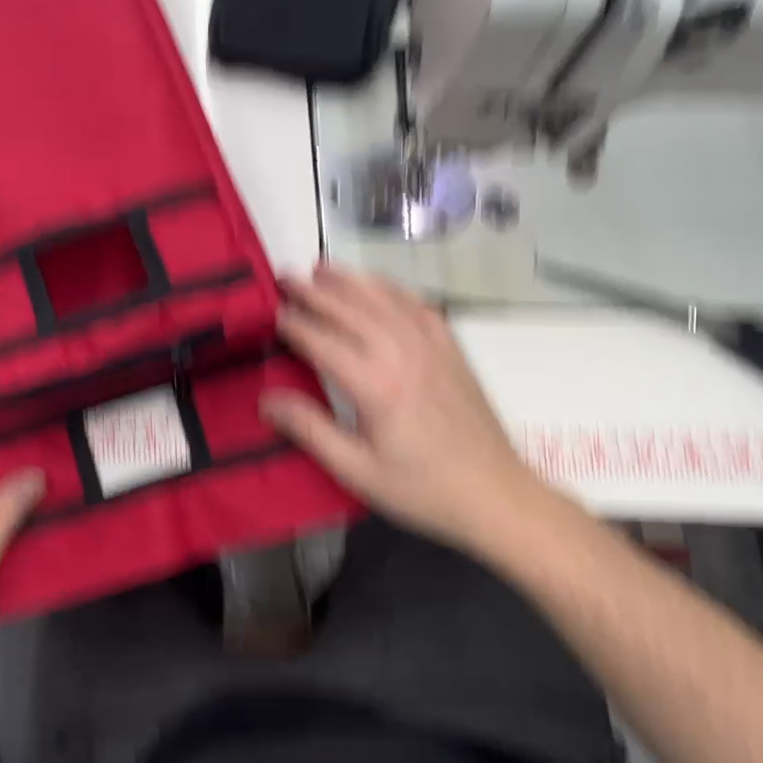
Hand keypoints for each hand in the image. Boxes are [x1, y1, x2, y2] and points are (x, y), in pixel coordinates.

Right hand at [260, 264, 537, 550]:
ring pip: (382, 298)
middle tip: (284, 278)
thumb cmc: (421, 488)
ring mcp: (430, 346)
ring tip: (321, 268)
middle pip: (348, 309)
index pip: (320, 340)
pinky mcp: (450, 348)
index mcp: (374, 385)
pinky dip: (390, 289)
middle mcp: (400, 353)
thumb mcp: (356, 471)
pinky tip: (375, 285)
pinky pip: (416, 305)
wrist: (495, 494)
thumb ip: (310, 430)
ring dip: (349, 280)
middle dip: (313, 291)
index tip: (269, 312)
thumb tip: (267, 400)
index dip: (292, 323)